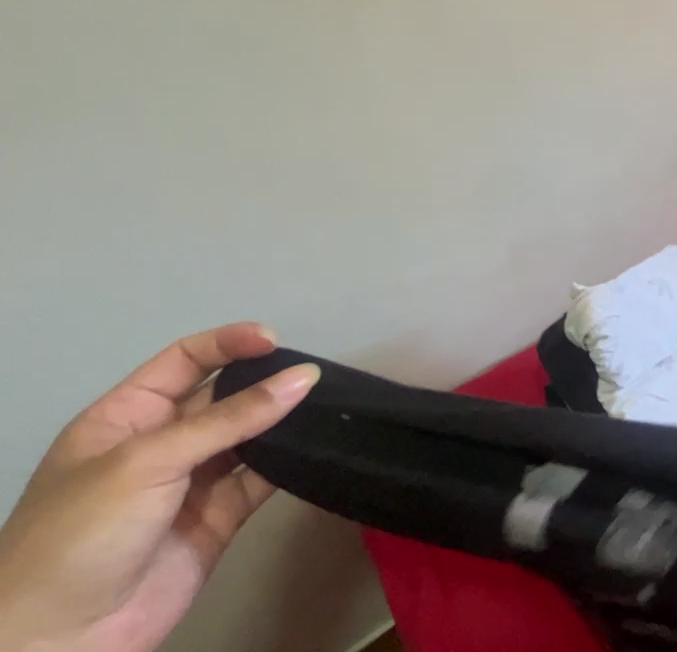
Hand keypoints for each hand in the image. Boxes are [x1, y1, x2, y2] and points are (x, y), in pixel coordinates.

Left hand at [0, 323, 317, 651]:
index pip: (184, 361)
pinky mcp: (223, 513)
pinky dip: (295, 461)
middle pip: (226, 396)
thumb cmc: (79, 535)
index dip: (228, 343)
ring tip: (332, 405)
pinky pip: (266, 476)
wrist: (57, 639)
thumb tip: (306, 377)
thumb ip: (230, 419)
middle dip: (268, 382)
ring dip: (288, 421)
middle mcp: (161, 444)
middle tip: (317, 377)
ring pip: (253, 435)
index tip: (277, 341)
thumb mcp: (146, 462)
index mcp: (123, 420)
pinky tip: (323, 446)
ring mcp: (193, 481)